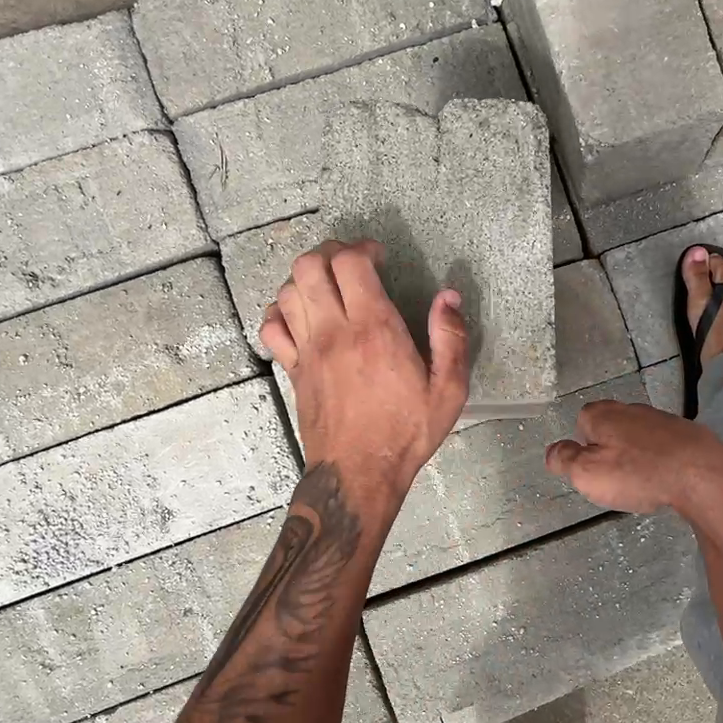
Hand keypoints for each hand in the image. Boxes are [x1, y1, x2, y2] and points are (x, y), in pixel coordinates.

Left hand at [259, 240, 468, 502]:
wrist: (357, 474)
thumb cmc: (407, 433)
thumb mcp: (449, 390)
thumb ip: (451, 339)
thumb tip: (449, 297)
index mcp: (375, 330)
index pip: (349, 263)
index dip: (362, 247)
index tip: (380, 257)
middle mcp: (334, 331)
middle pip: (309, 266)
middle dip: (330, 252)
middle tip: (353, 263)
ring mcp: (307, 350)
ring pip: (287, 290)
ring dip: (307, 278)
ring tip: (331, 286)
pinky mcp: (292, 369)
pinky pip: (271, 325)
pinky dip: (281, 310)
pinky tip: (303, 316)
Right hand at [544, 400, 722, 515]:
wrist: (702, 473)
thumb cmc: (638, 473)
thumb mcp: (588, 473)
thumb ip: (565, 460)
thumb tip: (552, 451)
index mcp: (603, 414)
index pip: (581, 421)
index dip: (583, 447)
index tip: (591, 469)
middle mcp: (632, 409)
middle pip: (612, 428)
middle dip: (610, 451)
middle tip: (615, 479)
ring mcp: (662, 419)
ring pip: (639, 437)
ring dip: (637, 457)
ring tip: (642, 483)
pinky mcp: (687, 434)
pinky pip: (664, 447)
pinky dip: (661, 461)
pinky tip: (666, 480)